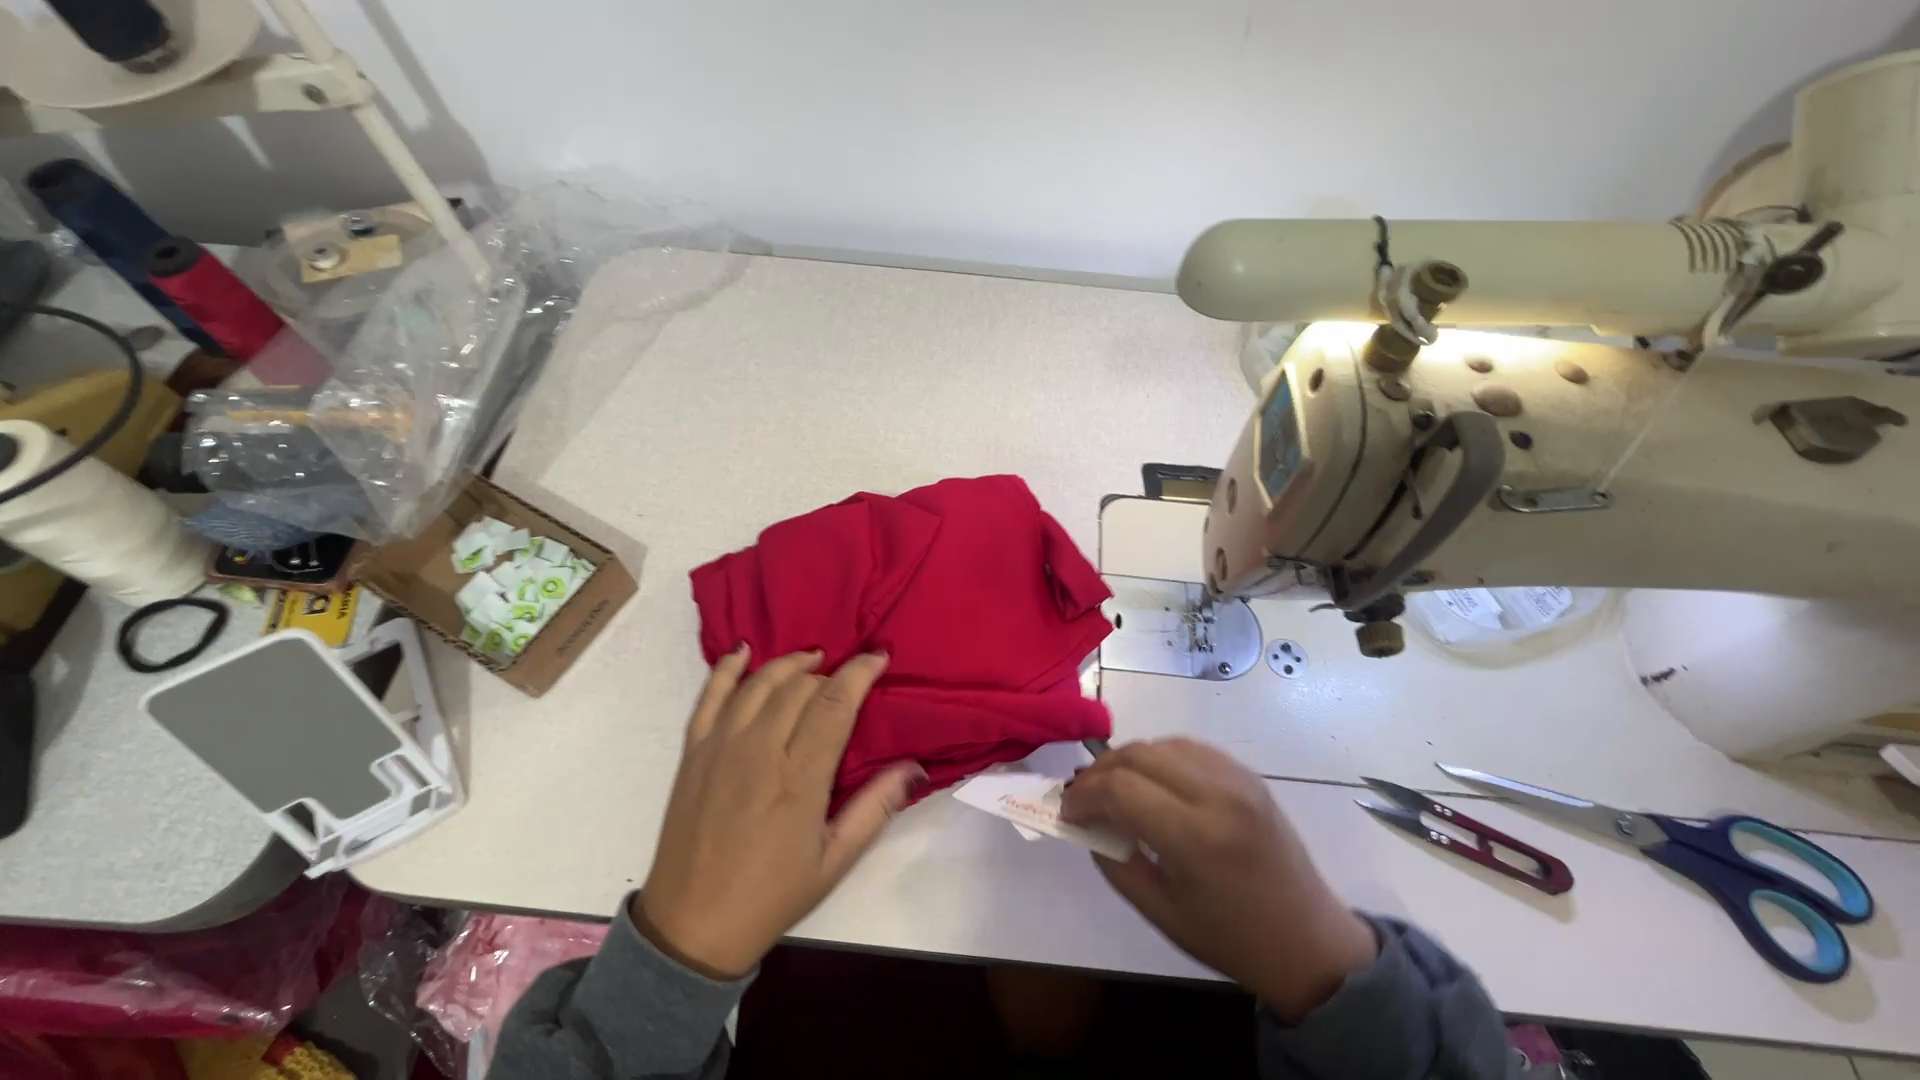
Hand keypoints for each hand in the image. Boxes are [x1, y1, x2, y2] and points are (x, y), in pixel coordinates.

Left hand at [635, 647, 924, 978]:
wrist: (693, 922)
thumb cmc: (772, 895)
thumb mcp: (835, 861)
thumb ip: (875, 807)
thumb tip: (915, 766)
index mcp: (799, 777)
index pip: (835, 702)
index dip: (860, 672)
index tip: (879, 657)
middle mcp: (759, 750)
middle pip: (800, 687)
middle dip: (831, 673)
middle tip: (849, 676)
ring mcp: (720, 747)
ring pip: (759, 683)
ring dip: (789, 664)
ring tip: (812, 658)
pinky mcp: (693, 752)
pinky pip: (709, 696)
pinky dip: (726, 669)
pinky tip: (742, 652)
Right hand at [1061, 737, 1377, 1020]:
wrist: (1309, 942)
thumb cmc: (1231, 939)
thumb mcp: (1159, 911)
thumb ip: (1114, 861)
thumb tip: (1086, 822)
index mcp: (1197, 838)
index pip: (1120, 788)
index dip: (1083, 795)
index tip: (1067, 813)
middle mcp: (1219, 796)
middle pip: (1139, 754)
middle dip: (1100, 771)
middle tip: (1083, 798)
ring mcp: (1239, 780)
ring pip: (1164, 744)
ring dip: (1130, 760)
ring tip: (1113, 788)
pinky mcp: (1250, 777)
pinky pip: (1192, 749)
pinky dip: (1162, 757)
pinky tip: (1152, 783)